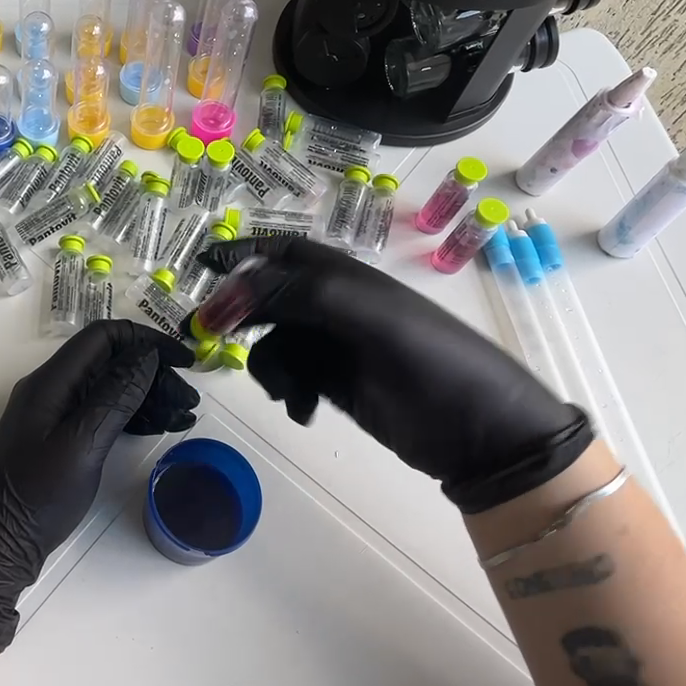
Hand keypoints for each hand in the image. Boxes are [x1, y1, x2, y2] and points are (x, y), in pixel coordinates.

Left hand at [0, 320, 198, 649]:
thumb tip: (145, 356)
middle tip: (188, 398)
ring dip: (147, 395)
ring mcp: (54, 412)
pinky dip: (131, 415)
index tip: (182, 360)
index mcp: (50, 382)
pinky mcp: (60, 435)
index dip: (145, 340)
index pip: (101, 337)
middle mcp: (51, 388)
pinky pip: (101, 410)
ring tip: (183, 415)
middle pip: (108, 361)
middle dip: (151, 372)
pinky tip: (159, 426)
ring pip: (108, 386)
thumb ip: (114, 397)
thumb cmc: (39, 497)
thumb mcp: (83, 445)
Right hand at [197, 236, 589, 513]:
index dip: (242, 256)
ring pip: (273, 343)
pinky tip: (302, 410)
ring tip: (287, 393)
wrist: (481, 431)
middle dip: (239, 316)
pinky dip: (286, 391)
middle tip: (208, 335)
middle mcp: (334, 305)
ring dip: (267, 366)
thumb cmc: (430, 360)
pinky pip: (289, 376)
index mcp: (344, 277)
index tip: (203, 269)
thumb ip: (296, 294)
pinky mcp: (333, 384)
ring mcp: (332, 346)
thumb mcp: (364, 317)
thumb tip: (228, 294)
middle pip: (267, 298)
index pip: (281, 254)